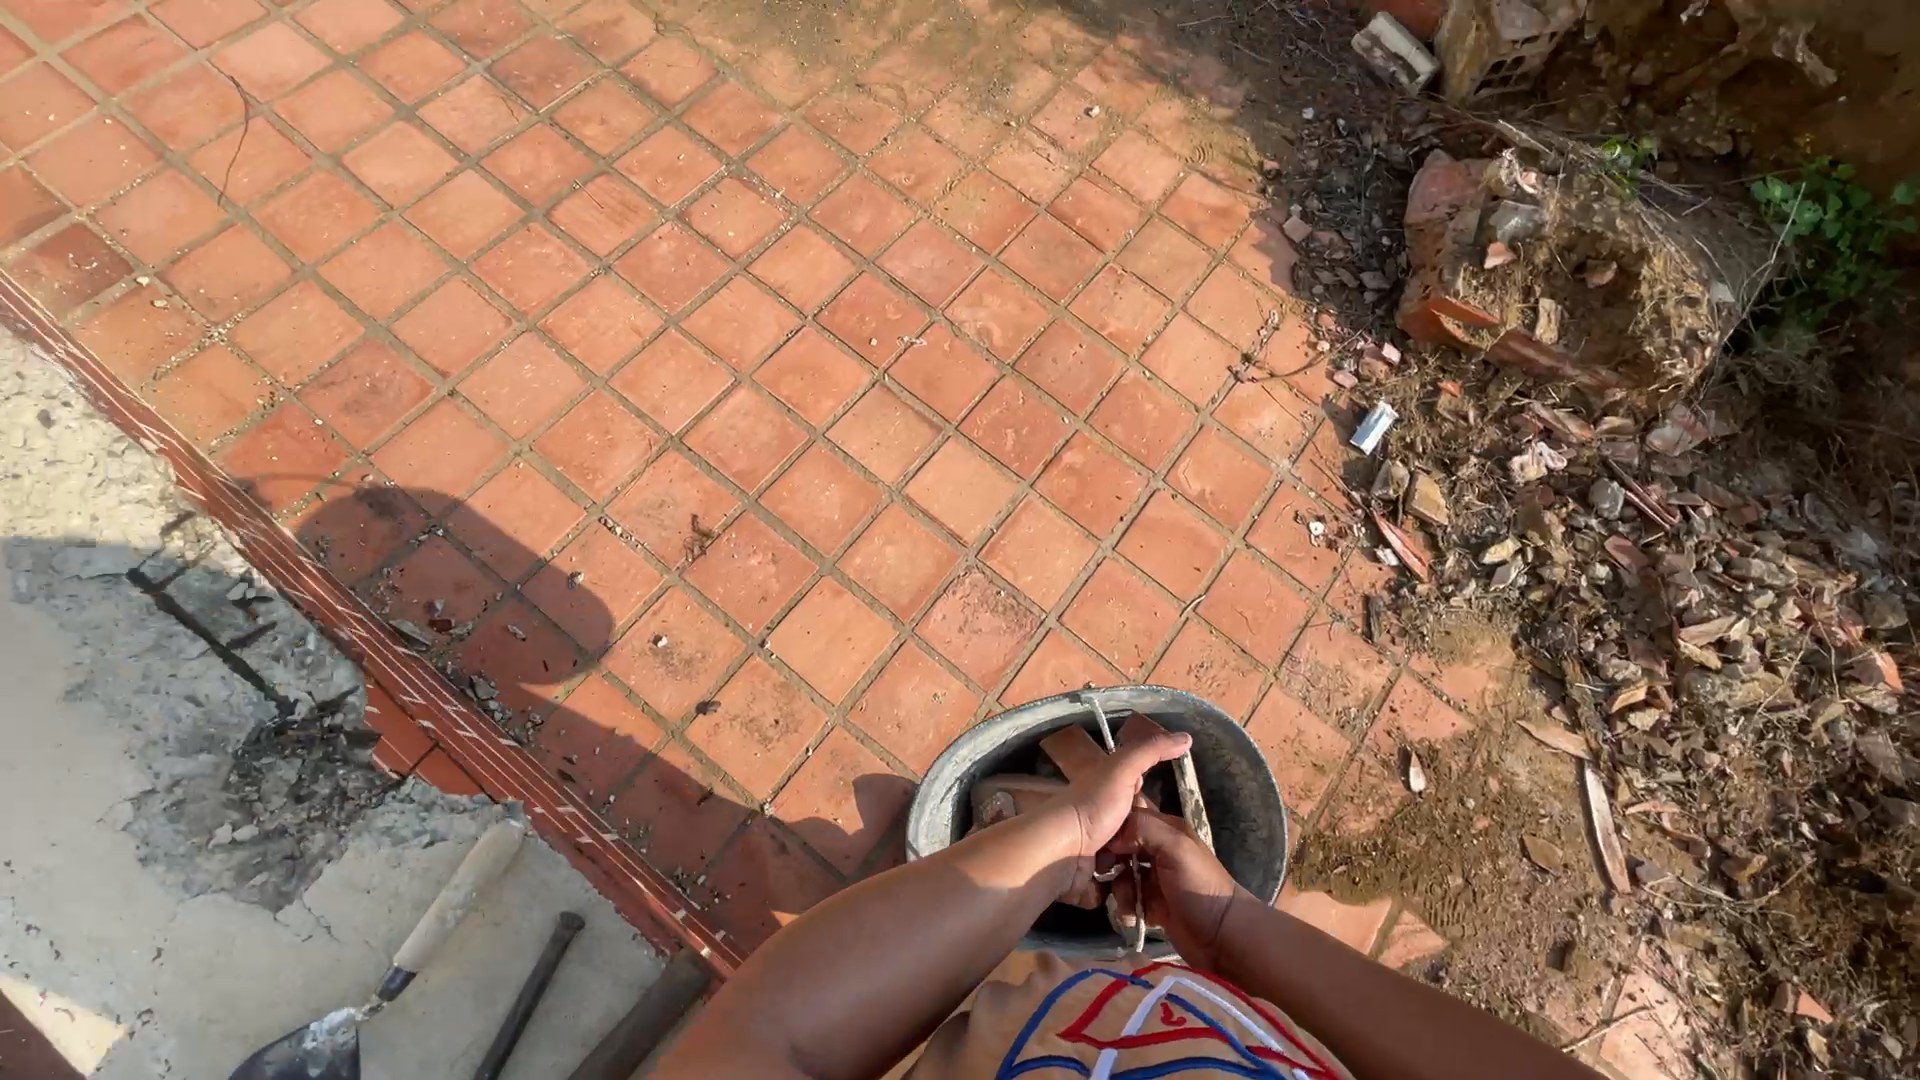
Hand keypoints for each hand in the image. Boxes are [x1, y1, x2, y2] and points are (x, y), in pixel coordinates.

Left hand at [1050, 731, 1190, 905]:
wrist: (1061, 849)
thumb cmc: (1093, 805)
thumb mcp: (1123, 769)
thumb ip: (1151, 751)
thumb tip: (1187, 737)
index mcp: (1103, 794)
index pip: (1135, 798)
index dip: (1151, 808)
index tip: (1172, 820)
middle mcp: (1096, 821)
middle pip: (1134, 834)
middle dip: (1148, 844)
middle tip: (1168, 855)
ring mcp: (1091, 853)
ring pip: (1126, 863)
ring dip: (1139, 870)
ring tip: (1160, 879)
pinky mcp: (1088, 881)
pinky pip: (1113, 890)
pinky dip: (1123, 893)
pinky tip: (1141, 896)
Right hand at [1107, 809, 1254, 971]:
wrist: (1223, 937)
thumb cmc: (1200, 885)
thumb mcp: (1175, 847)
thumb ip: (1143, 828)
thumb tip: (1110, 834)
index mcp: (1165, 828)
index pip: (1129, 813)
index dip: (1111, 823)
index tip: (1098, 839)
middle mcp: (1157, 848)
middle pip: (1119, 845)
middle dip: (1111, 861)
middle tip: (1108, 875)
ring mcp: (1153, 877)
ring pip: (1120, 873)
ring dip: (1119, 888)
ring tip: (1129, 903)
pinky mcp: (1151, 903)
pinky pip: (1126, 898)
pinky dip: (1126, 907)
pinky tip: (1134, 916)